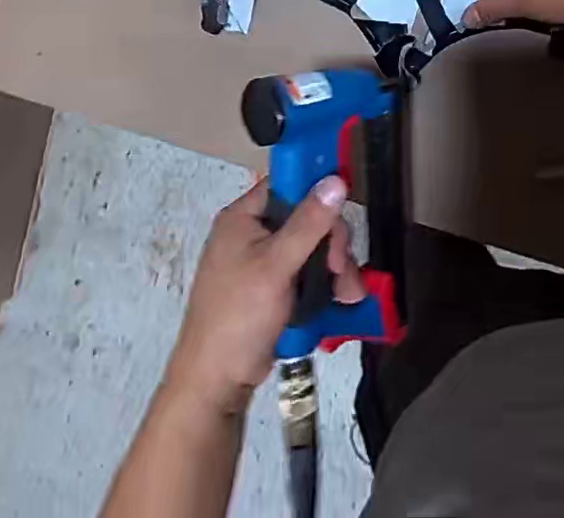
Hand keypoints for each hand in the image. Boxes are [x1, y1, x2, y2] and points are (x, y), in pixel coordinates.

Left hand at [162, 177, 363, 413]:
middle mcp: (253, 233)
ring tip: (348, 294)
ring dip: (336, 267)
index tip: (344, 206)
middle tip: (343, 268)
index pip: (287, 184)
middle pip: (308, 218)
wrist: (215, 384)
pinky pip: (309, 272)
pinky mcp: (275, 288)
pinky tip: (342, 300)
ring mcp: (264, 262)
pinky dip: (327, 283)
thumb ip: (309, 223)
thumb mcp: (276, 265)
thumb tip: (336, 180)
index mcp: (243, 217)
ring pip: (313, 247)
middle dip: (332, 244)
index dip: (317, 190)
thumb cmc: (239, 316)